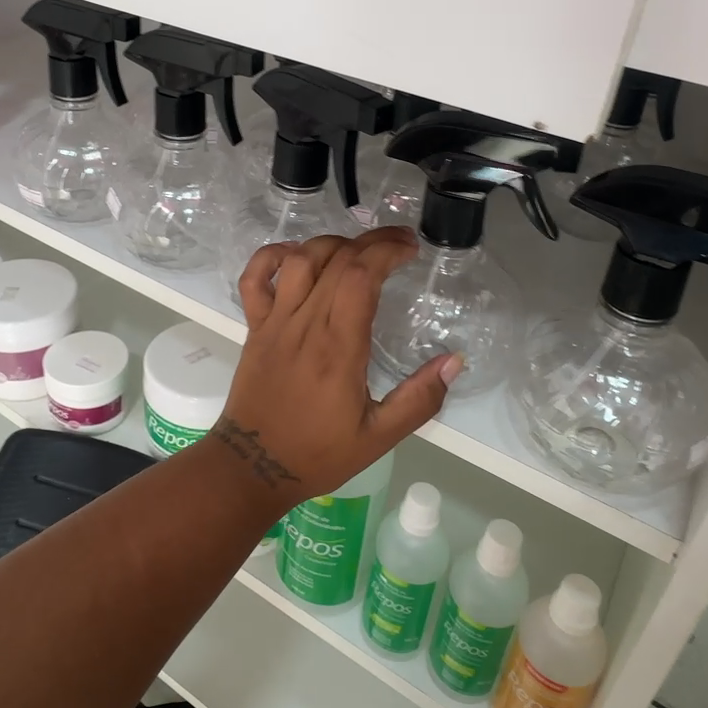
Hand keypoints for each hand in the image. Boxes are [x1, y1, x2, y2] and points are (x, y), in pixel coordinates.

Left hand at [208, 227, 462, 508]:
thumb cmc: (318, 453)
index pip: (361, 276)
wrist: (253, 467)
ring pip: (299, 259)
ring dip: (332, 243)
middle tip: (400, 243)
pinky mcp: (254, 327)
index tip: (411, 249)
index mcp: (338, 347)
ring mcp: (274, 322)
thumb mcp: (379, 437)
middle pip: (337, 259)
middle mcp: (305, 324)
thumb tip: (455, 361)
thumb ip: (419, 399)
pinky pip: (254, 278)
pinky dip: (272, 255)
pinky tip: (296, 256)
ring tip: (358, 251)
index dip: (386, 251)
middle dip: (372, 240)